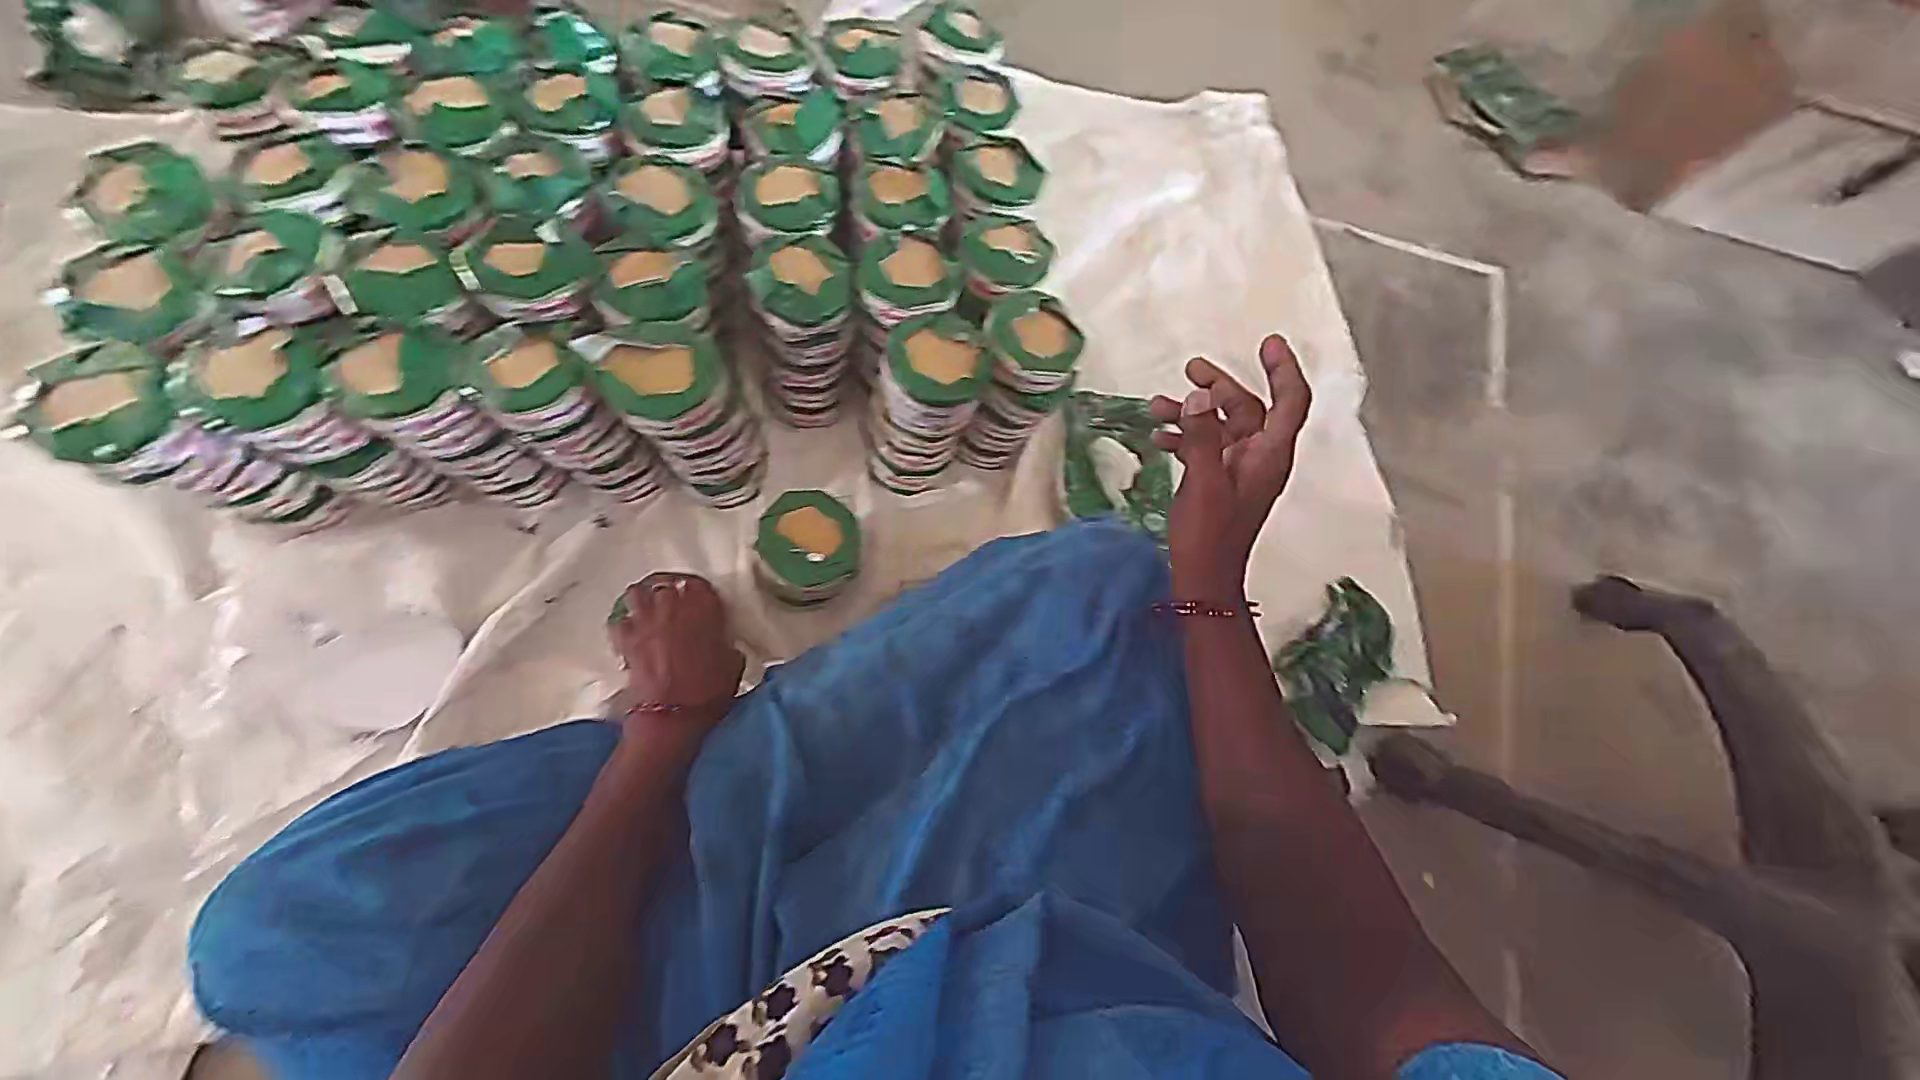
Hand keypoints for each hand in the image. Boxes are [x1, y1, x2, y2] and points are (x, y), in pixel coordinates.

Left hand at [607, 572, 744, 739]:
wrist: (673, 715)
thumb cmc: (710, 690)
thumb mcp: (734, 662)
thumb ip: (726, 642)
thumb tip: (722, 642)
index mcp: (705, 609)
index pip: (699, 584)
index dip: (699, 591)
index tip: (701, 598)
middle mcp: (673, 608)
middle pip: (666, 584)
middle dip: (670, 591)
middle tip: (675, 603)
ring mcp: (645, 622)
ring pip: (637, 594)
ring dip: (644, 599)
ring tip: (649, 609)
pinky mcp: (625, 640)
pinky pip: (619, 621)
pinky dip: (624, 624)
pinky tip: (631, 632)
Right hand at [1150, 335, 1310, 601]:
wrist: (1204, 575)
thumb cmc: (1209, 533)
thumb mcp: (1204, 483)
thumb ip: (1202, 437)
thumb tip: (1196, 396)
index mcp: (1269, 454)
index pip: (1289, 401)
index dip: (1283, 370)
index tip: (1268, 344)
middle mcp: (1258, 457)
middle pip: (1246, 409)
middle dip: (1218, 387)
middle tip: (1190, 367)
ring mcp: (1237, 470)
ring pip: (1220, 427)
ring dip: (1192, 414)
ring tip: (1156, 406)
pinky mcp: (1218, 482)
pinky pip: (1206, 448)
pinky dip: (1186, 438)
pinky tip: (1159, 438)